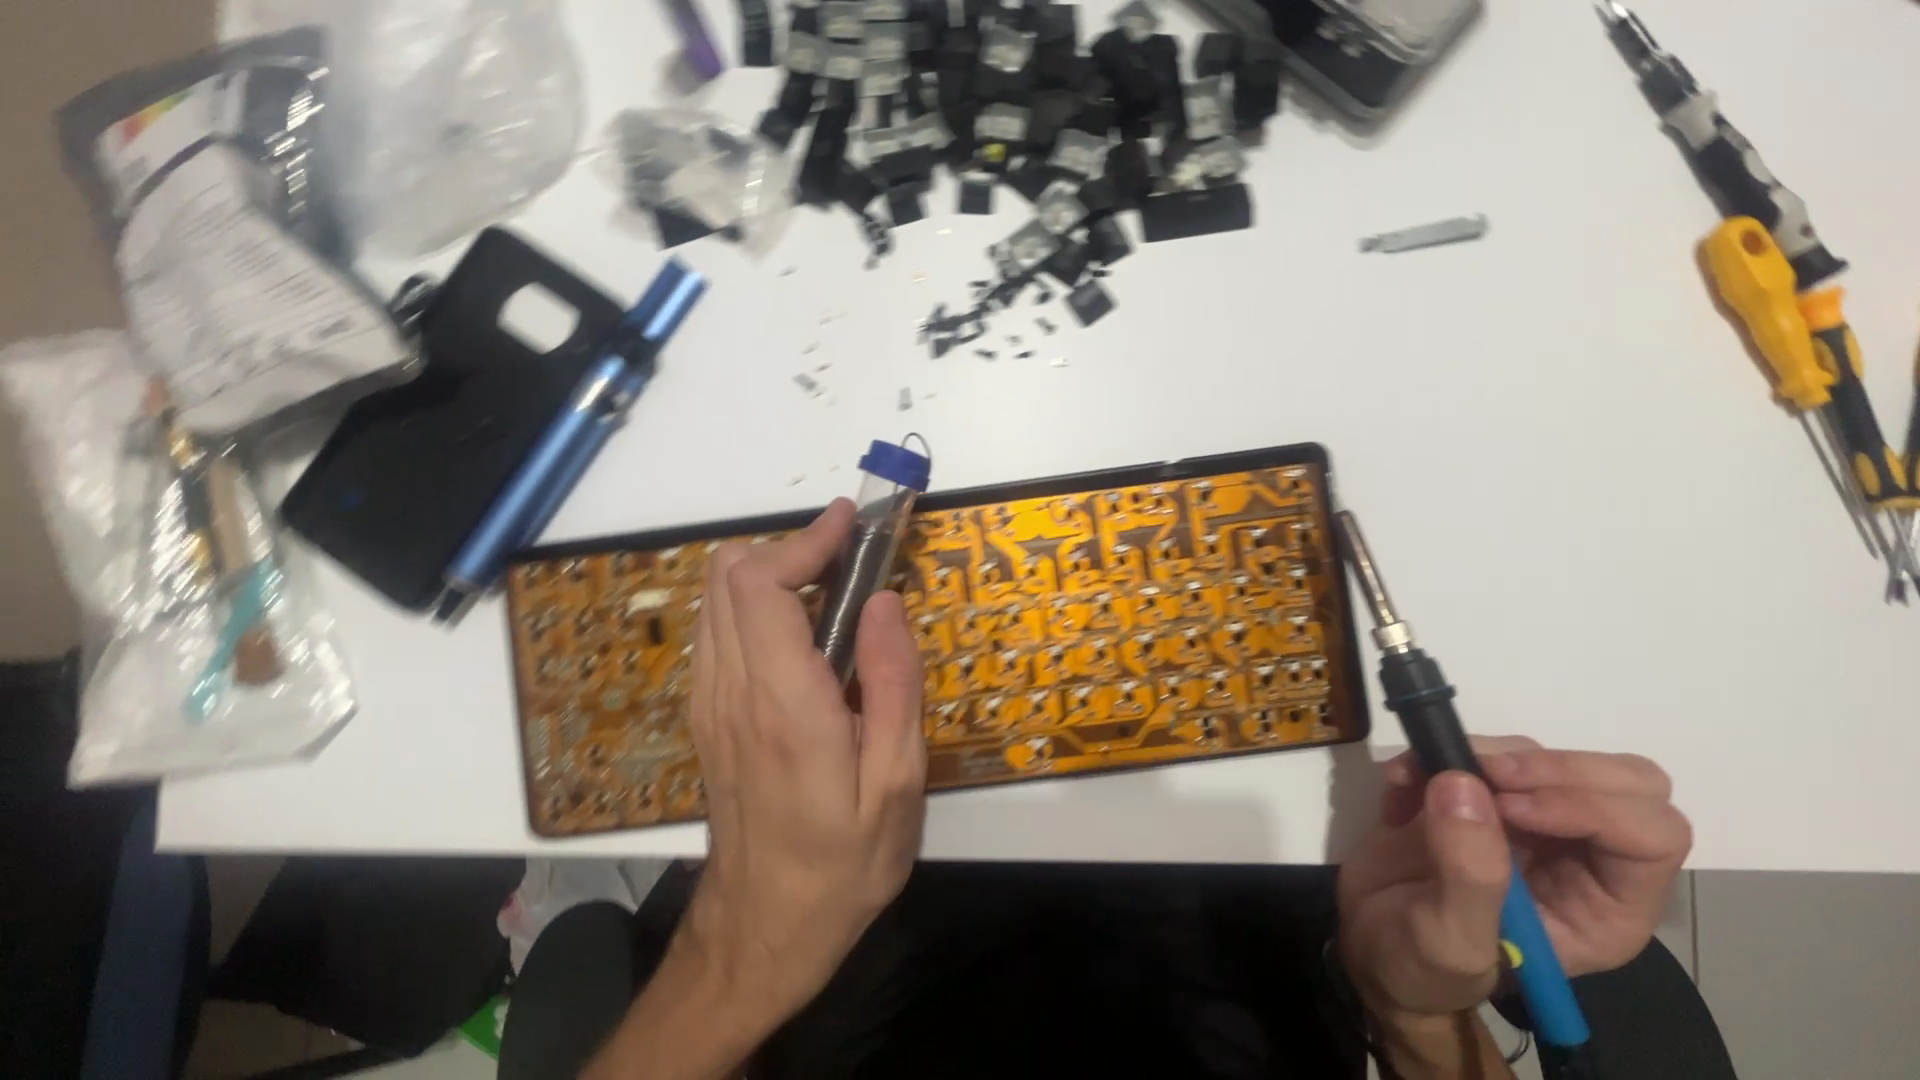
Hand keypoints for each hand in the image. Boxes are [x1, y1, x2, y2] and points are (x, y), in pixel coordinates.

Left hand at [677, 499, 928, 1024]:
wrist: (763, 931)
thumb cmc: (844, 864)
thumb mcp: (897, 784)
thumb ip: (893, 683)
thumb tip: (883, 600)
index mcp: (784, 703)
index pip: (763, 584)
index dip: (805, 539)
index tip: (851, 524)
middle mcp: (732, 691)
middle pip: (728, 576)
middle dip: (789, 547)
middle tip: (850, 560)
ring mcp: (709, 704)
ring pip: (717, 600)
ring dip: (771, 574)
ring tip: (834, 591)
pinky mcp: (708, 717)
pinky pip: (720, 633)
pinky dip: (756, 607)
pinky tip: (804, 636)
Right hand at [1337, 736, 1691, 1024]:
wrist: (1373, 945)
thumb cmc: (1425, 967)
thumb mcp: (1451, 944)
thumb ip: (1470, 875)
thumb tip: (1463, 786)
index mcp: (1606, 905)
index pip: (1650, 836)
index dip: (1587, 808)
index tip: (1508, 806)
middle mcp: (1586, 854)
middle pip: (1626, 782)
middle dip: (1552, 767)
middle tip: (1482, 773)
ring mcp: (1535, 818)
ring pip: (1546, 757)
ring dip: (1480, 756)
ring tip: (1415, 781)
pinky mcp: (1482, 792)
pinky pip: (1480, 749)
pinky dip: (1435, 750)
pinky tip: (1400, 783)